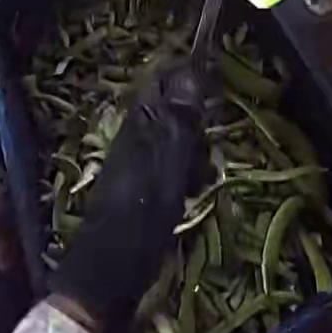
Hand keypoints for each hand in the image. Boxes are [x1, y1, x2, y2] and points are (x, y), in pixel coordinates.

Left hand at [48, 59, 209, 332]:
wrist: (112, 265)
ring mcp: (140, 156)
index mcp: (142, 116)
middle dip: (199, 117)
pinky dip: (189, 171)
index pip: (167, 76)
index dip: (193, 74)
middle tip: (214, 133)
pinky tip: (196, 189)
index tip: (219, 83)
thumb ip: (183, 112)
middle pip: (177, 106)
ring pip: (179, 135)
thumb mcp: (171, 153)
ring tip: (206, 170)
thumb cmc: (143, 204)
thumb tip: (197, 68)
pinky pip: (174, 163)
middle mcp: (139, 130)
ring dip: (197, 148)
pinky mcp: (145, 182)